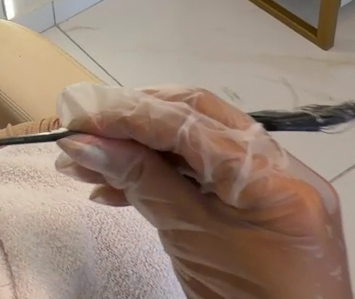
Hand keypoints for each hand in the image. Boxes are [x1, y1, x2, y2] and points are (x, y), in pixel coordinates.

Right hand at [53, 84, 350, 298]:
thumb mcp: (190, 240)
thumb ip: (139, 180)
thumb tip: (80, 142)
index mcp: (275, 177)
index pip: (187, 123)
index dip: (125, 115)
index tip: (75, 122)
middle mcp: (279, 166)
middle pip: (190, 113)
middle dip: (129, 117)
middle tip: (81, 129)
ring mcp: (269, 181)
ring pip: (187, 138)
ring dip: (133, 146)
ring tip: (83, 163)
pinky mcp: (254, 199)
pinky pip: (196, 168)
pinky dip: (152, 170)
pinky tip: (112, 187)